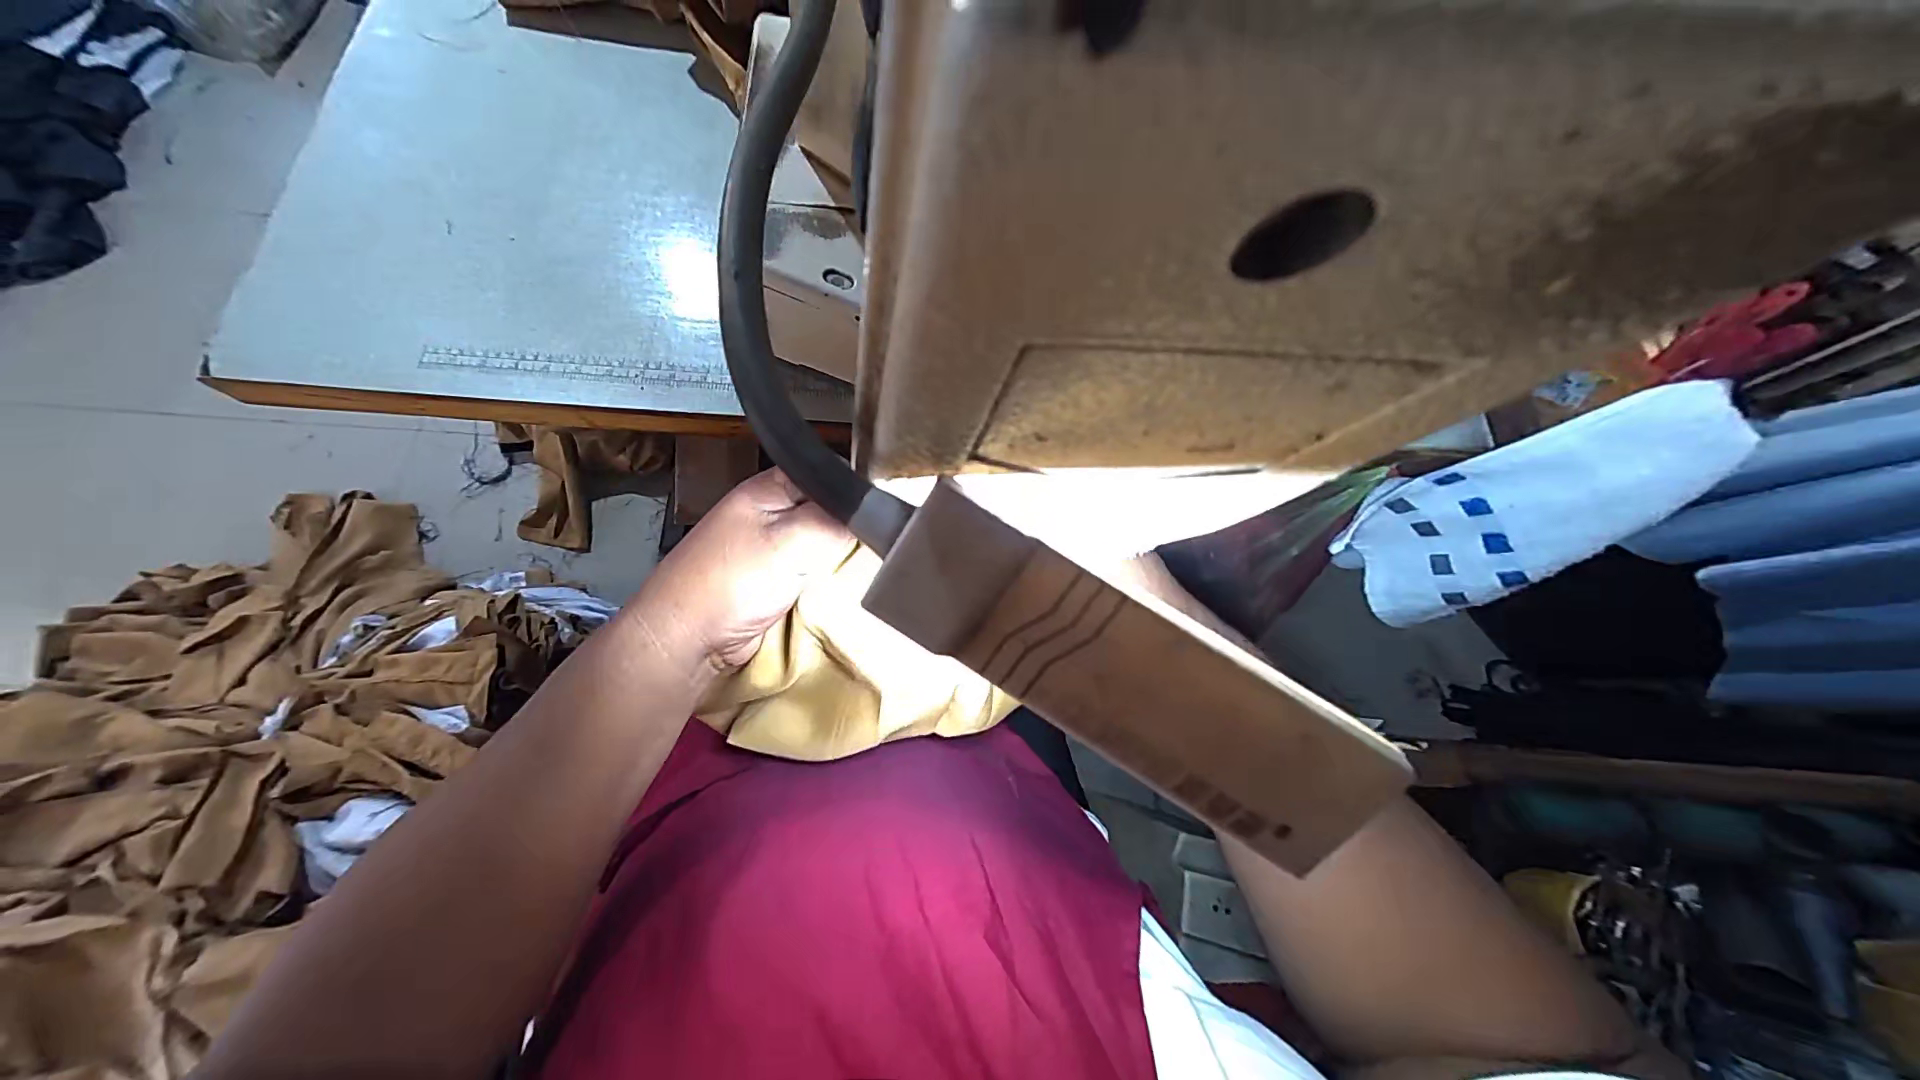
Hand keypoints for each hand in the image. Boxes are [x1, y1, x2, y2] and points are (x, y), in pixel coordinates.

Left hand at [630, 469, 854, 676]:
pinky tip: (837, 588)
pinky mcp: (774, 581)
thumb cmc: (728, 584)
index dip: (857, 492)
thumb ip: (837, 521)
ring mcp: (772, 548)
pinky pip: (814, 573)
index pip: (830, 474)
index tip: (883, 514)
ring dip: (840, 559)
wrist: (688, 640)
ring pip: (826, 545)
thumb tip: (873, 516)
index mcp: (770, 487)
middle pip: (831, 511)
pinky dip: (827, 581)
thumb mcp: (793, 541)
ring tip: (859, 569)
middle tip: (874, 547)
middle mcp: (771, 513)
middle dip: (852, 529)